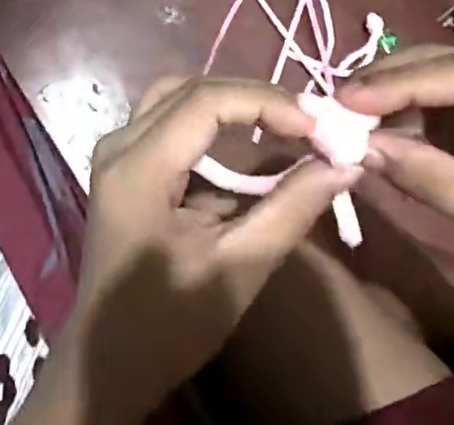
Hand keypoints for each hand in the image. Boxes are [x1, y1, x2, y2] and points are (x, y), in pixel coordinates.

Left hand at [48, 77, 361, 420]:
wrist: (107, 364)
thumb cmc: (169, 324)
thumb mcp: (239, 269)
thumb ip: (291, 210)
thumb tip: (347, 164)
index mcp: (137, 169)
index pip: (206, 102)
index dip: (266, 103)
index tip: (315, 127)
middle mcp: (119, 144)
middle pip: (194, 89)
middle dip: (256, 98)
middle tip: (307, 123)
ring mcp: (117, 149)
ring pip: (182, 93)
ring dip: (234, 101)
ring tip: (280, 122)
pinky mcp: (126, 160)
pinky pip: (173, 114)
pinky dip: (216, 117)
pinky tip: (246, 137)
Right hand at [338, 47, 453, 306]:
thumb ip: (436, 181)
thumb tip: (365, 148)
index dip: (402, 83)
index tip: (348, 99)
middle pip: (452, 62)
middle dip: (392, 79)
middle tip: (338, 102)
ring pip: (445, 69)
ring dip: (396, 87)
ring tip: (350, 109)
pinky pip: (449, 91)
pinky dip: (412, 103)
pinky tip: (383, 118)